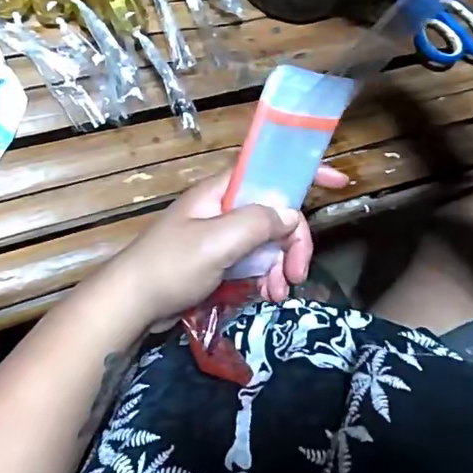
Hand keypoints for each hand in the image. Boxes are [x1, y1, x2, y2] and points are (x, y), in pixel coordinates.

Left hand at [92, 164, 350, 329]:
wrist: (133, 302)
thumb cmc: (170, 266)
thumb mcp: (215, 242)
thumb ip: (256, 223)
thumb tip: (290, 214)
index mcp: (220, 192)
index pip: (267, 169)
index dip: (302, 171)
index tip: (339, 183)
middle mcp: (222, 207)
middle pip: (274, 212)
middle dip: (292, 241)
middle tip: (297, 273)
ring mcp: (219, 234)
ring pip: (267, 240)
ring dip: (280, 265)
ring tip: (279, 293)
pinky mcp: (217, 260)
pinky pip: (253, 261)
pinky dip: (265, 276)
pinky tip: (267, 295)